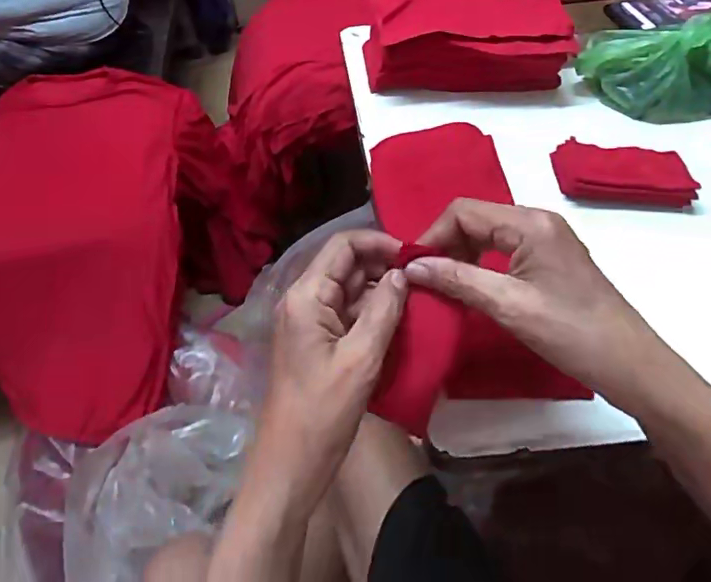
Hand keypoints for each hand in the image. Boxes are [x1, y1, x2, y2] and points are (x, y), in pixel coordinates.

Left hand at [257, 230, 408, 483]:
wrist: (289, 468)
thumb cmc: (322, 414)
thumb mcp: (360, 359)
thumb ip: (383, 310)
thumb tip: (401, 273)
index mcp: (305, 296)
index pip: (343, 245)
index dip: (378, 242)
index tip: (412, 255)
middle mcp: (303, 299)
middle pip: (346, 264)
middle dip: (383, 265)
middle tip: (421, 277)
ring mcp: (308, 321)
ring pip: (349, 288)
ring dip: (381, 288)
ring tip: (418, 296)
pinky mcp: (317, 341)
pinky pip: (348, 312)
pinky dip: (373, 311)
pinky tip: (400, 319)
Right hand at [402, 199, 672, 411]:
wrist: (633, 365)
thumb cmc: (572, 332)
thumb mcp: (510, 306)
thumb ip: (458, 279)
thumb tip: (412, 266)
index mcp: (530, 221)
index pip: (464, 211)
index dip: (433, 235)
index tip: (412, 268)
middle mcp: (539, 219)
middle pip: (476, 218)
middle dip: (446, 244)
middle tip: (425, 280)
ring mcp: (548, 238)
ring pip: (489, 233)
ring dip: (462, 254)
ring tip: (444, 286)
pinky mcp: (552, 258)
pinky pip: (505, 248)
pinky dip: (482, 263)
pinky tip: (472, 288)